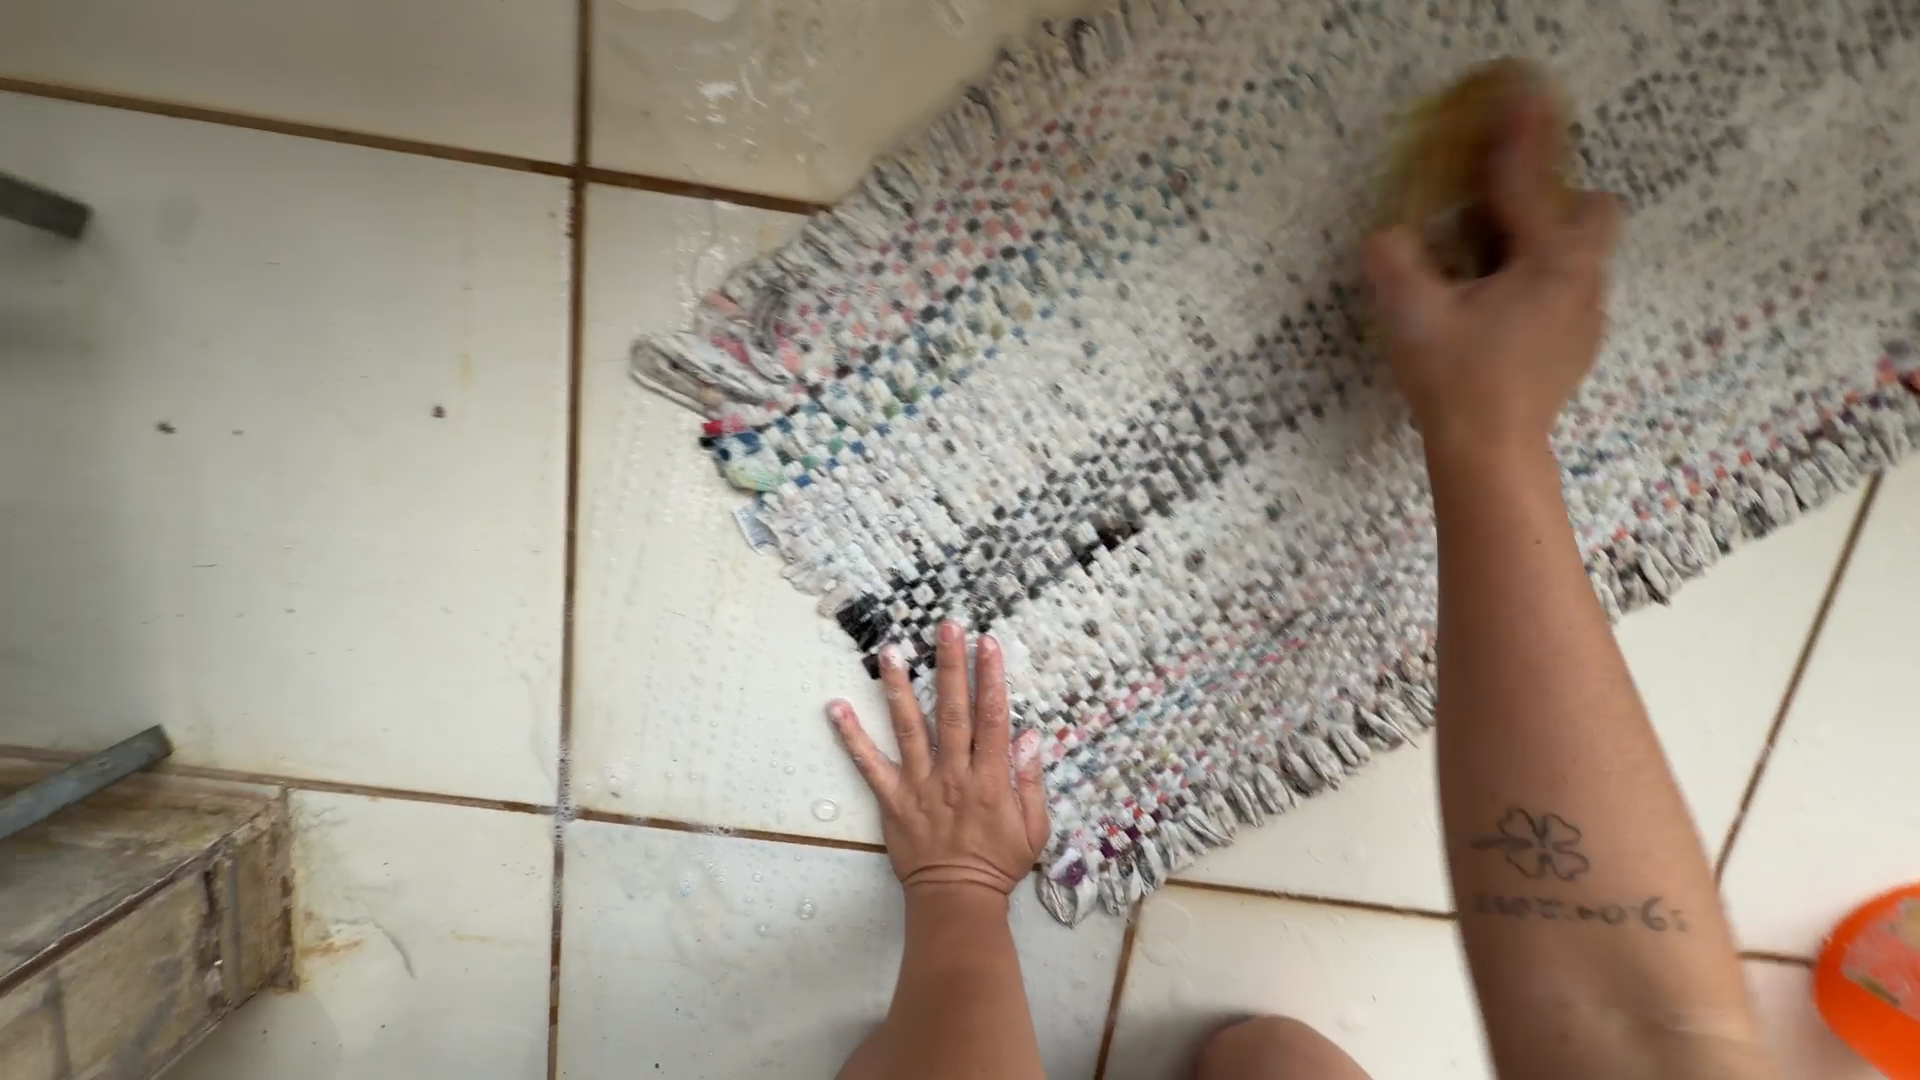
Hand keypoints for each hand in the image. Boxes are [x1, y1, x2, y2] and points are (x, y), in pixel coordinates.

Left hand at [827, 621, 1048, 899]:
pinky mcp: (893, 800)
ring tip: (892, 651)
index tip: (988, 643)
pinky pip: (869, 766)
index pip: (992, 718)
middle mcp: (954, 774)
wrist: (956, 901)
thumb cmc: (999, 863)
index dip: (991, 678)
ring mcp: (919, 785)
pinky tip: (837, 708)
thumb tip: (1029, 736)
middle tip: (946, 627)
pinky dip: (852, 737)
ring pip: (909, 729)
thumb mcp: (1034, 828)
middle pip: (952, 712)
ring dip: (900, 688)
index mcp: (991, 778)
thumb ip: (1031, 781)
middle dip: (951, 666)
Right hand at [1362, 90, 1622, 459]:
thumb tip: (1382, 237)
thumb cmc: (1455, 380)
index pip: (1530, 185)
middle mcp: (1582, 280)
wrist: (1490, 451)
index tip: (1518, 94)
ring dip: (1537, 251)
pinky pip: (1565, 294)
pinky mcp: (1575, 348)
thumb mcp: (1410, 319)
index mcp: (1548, 261)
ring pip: (1578, 257)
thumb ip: (1393, 266)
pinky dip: (1534, 288)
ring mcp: (1585, 317)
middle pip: (1591, 213)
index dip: (1518, 138)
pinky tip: (1492, 321)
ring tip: (1482, 279)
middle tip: (1491, 226)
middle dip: (1550, 203)